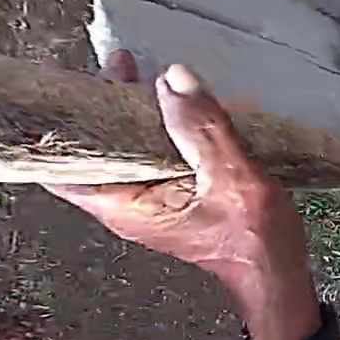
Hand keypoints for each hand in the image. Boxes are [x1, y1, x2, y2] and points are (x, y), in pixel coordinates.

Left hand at [47, 52, 320, 339]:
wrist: (279, 276)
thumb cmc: (256, 241)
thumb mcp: (234, 181)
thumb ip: (205, 131)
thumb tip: (174, 76)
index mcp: (125, 205)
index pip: (64, 160)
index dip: (61, 118)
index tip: (70, 78)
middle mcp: (127, 203)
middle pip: (97, 147)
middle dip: (104, 105)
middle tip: (120, 63)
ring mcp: (151, 201)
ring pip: (128, 149)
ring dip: (135, 114)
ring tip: (146, 73)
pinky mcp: (174, 197)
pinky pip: (155, 156)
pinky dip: (160, 129)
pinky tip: (178, 106)